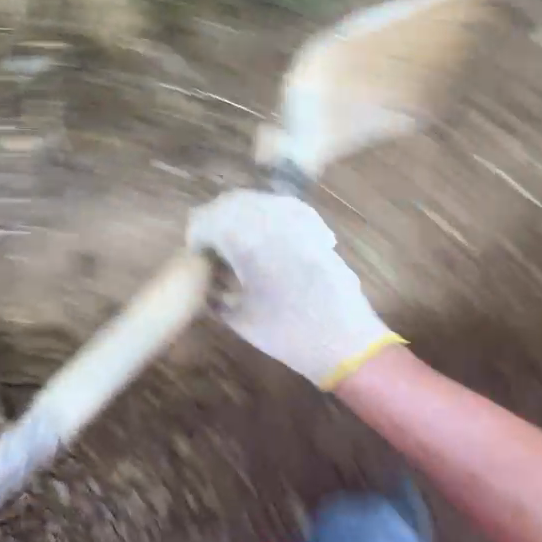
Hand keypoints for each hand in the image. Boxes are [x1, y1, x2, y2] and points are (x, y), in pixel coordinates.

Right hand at [188, 190, 402, 388]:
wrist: (346, 342)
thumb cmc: (287, 333)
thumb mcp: (237, 318)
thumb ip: (214, 295)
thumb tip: (203, 283)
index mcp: (244, 241)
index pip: (203, 219)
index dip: (195, 236)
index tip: (197, 256)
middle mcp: (269, 222)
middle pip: (229, 202)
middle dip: (214, 220)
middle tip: (212, 247)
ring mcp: (296, 222)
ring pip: (257, 199)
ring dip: (241, 214)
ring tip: (238, 238)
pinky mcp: (317, 230)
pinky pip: (287, 206)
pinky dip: (271, 213)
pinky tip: (270, 232)